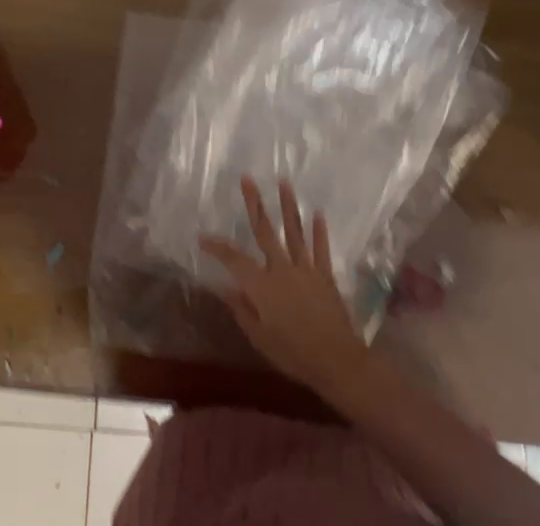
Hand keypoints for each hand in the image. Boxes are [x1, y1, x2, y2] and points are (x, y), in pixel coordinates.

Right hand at [200, 177, 372, 393]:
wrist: (337, 361)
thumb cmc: (293, 353)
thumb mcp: (259, 337)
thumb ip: (242, 309)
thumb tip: (226, 288)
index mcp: (262, 286)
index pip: (234, 260)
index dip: (217, 247)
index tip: (202, 238)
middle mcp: (283, 270)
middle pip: (265, 232)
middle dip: (255, 204)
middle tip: (247, 179)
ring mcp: (307, 270)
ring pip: (295, 232)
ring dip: (288, 206)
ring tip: (284, 182)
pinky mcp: (326, 276)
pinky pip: (321, 249)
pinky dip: (319, 231)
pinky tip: (318, 214)